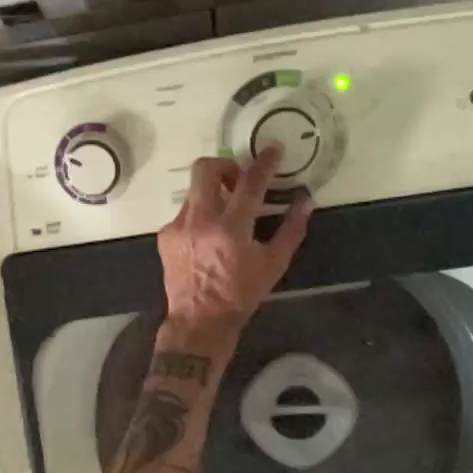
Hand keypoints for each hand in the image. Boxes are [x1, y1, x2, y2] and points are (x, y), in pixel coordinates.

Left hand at [158, 147, 311, 336]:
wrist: (199, 323)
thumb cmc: (241, 296)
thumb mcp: (273, 266)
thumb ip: (291, 230)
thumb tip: (306, 202)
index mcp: (230, 229)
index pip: (250, 183)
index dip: (264, 162)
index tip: (273, 149)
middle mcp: (200, 221)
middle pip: (206, 169)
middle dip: (225, 165)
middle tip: (238, 181)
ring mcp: (178, 227)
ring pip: (194, 191)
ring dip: (213, 194)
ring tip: (225, 215)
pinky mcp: (165, 236)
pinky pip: (185, 213)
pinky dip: (199, 217)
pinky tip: (208, 239)